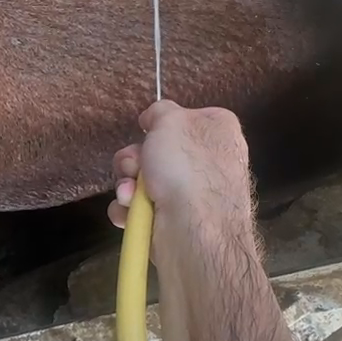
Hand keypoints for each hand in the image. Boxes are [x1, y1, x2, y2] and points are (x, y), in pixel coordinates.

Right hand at [108, 101, 254, 250]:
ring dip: (126, 187)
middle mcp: (205, 161)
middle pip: (152, 151)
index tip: (147, 131)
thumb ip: (160, 111)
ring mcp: (187, 193)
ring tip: (130, 196)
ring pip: (139, 181)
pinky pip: (136, 208)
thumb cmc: (187, 168)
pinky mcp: (169, 220)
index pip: (183, 118)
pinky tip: (131, 214)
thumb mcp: (171, 121)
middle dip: (133, 160)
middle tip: (134, 168)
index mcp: (215, 132)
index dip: (159, 125)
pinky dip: (128, 210)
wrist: (194, 229)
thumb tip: (154, 118)